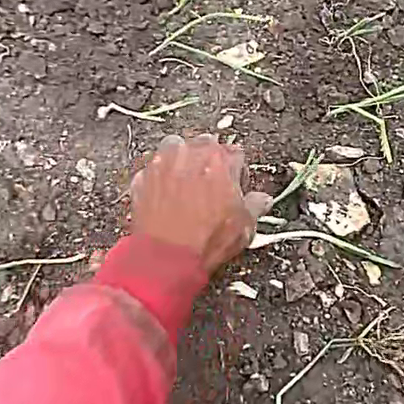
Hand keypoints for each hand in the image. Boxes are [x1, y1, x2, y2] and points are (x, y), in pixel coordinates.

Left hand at [126, 134, 268, 272]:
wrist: (167, 258)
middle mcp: (191, 155)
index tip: (235, 186)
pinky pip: (153, 169)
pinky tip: (166, 196)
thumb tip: (261, 200)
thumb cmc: (206, 240)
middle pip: (204, 145)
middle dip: (209, 161)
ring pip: (175, 148)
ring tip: (186, 184)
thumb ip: (255, 205)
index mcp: (221, 160)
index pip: (235, 153)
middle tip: (211, 184)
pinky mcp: (142, 178)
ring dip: (182, 160)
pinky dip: (160, 177)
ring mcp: (163, 164)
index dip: (237, 171)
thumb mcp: (245, 225)